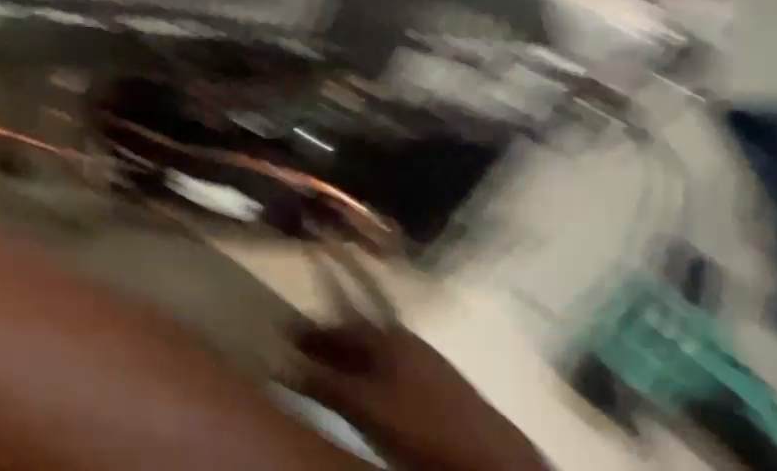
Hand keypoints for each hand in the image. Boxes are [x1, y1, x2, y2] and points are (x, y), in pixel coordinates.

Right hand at [293, 325, 546, 470]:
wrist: (497, 467)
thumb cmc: (421, 427)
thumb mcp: (360, 405)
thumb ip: (319, 382)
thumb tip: (279, 364)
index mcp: (388, 335)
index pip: (337, 321)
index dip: (309, 329)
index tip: (283, 334)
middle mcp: (410, 342)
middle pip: (359, 336)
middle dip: (329, 345)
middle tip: (299, 355)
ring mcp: (433, 367)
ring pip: (379, 358)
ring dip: (352, 365)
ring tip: (329, 381)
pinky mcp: (449, 395)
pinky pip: (397, 377)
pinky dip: (375, 381)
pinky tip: (368, 400)